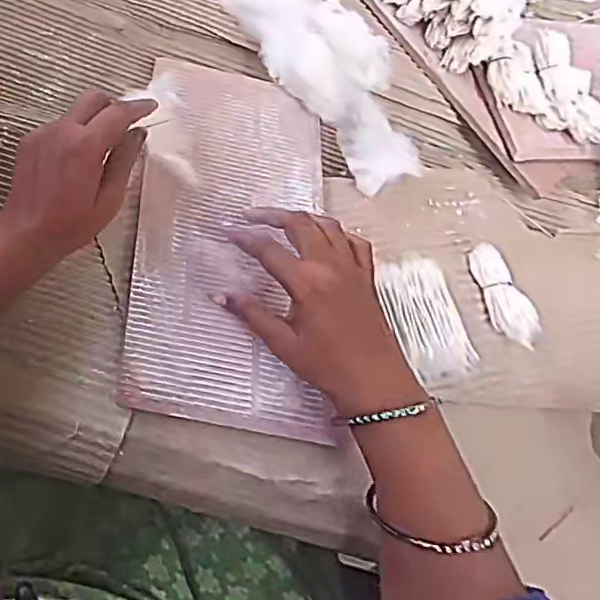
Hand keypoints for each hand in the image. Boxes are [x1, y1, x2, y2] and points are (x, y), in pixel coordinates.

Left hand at [0, 92, 152, 268]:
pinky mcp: (29, 141)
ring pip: (75, 112)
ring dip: (91, 121)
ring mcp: (42, 134)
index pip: (118, 112)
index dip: (138, 108)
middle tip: (126, 125)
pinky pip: (58, 126)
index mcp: (83, 146)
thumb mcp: (109, 198)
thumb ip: (125, 160)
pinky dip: (72, 134)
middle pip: (94, 99)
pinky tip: (75, 160)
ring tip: (98, 153)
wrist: (25, 235)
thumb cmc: (65, 226)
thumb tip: (136, 136)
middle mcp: (60, 132)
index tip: (148, 107)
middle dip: (114, 106)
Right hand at [221, 211, 422, 412]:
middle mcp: (331, 269)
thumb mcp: (282, 342)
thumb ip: (251, 314)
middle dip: (271, 215)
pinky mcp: (366, 278)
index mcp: (307, 283)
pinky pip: (355, 242)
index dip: (245, 238)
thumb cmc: (332, 367)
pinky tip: (328, 236)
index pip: (268, 249)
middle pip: (299, 224)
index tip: (231, 233)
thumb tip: (224, 296)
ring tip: (284, 218)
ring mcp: (352, 270)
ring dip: (303, 217)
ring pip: (328, 225)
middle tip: (251, 216)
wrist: (375, 384)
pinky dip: (338, 232)